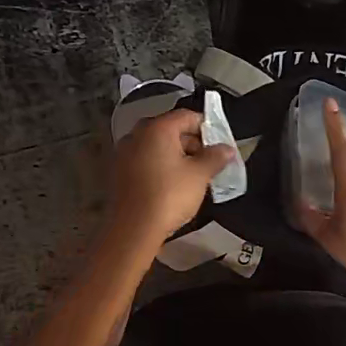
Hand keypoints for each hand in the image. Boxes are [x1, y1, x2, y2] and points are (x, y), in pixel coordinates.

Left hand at [108, 108, 236, 244]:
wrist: (134, 228)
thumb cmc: (169, 196)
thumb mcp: (200, 175)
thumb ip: (216, 157)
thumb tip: (227, 149)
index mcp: (157, 128)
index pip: (188, 116)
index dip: (208, 128)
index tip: (220, 145)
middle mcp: (137, 134)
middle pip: (171, 129)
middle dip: (192, 143)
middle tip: (209, 162)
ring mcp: (124, 153)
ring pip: (157, 146)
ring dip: (176, 156)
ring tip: (194, 176)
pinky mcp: (119, 172)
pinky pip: (145, 160)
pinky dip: (160, 166)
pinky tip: (172, 184)